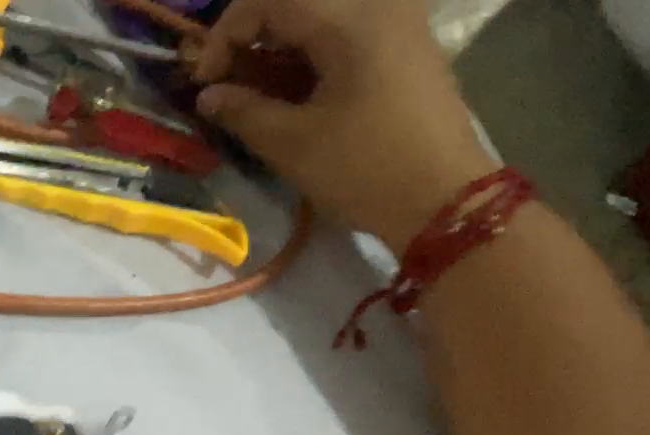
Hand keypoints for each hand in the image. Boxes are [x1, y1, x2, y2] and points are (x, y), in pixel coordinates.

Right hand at [194, 0, 496, 252]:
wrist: (445, 200)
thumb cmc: (365, 171)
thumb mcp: (294, 146)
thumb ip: (244, 112)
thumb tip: (209, 95)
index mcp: (350, 18)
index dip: (225, 34)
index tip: (204, 81)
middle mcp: (379, 3)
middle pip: (297, 1)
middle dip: (252, 36)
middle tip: (228, 82)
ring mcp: (400, 20)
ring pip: (322, 15)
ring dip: (281, 46)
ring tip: (258, 92)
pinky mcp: (408, 45)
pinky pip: (348, 29)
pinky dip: (312, 51)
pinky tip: (297, 91)